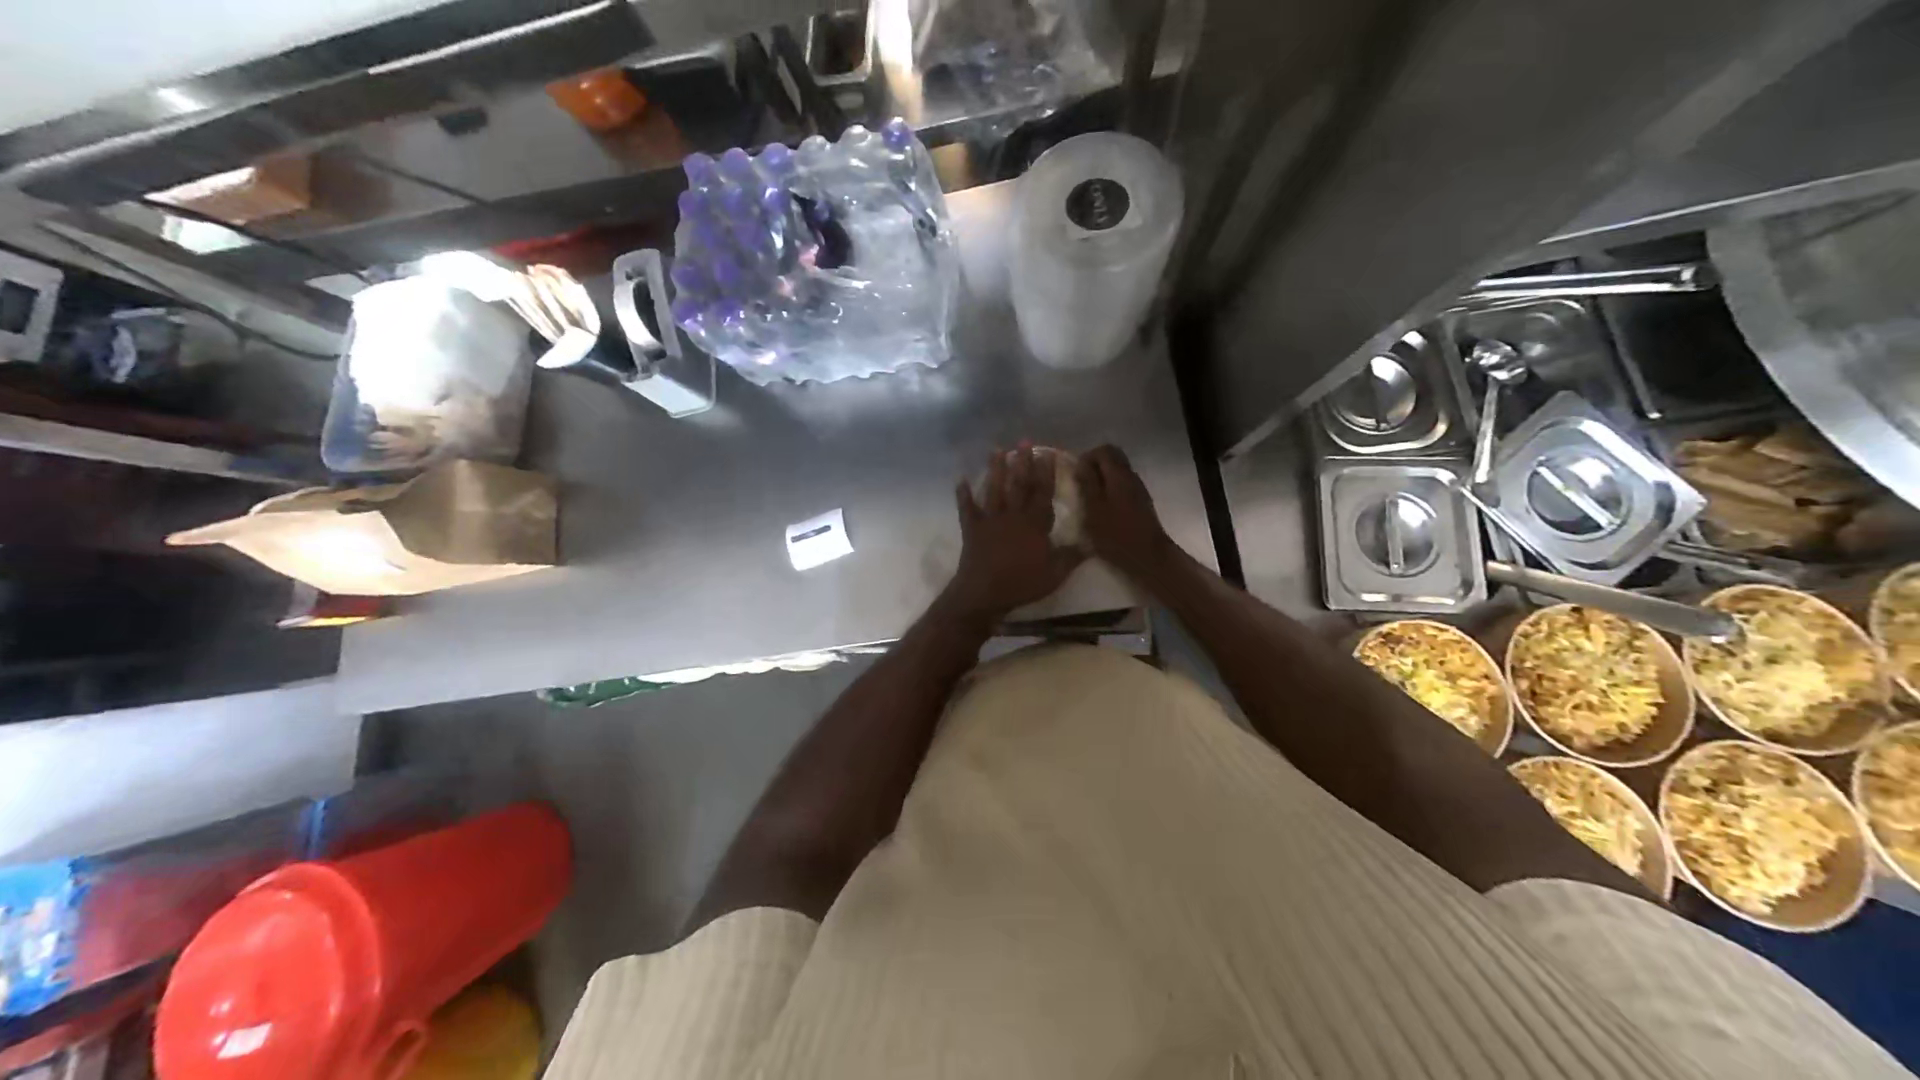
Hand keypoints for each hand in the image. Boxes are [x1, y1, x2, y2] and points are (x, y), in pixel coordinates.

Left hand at [943, 443, 1083, 621]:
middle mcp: (1012, 515)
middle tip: (1024, 440)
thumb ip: (1072, 556)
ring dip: (995, 469)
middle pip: (1019, 484)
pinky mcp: (972, 529)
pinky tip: (960, 480)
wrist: (985, 593)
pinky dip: (963, 495)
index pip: (1043, 492)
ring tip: (996, 450)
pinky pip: (966, 508)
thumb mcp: (1055, 574)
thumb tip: (1090, 542)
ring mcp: (990, 520)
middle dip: (1022, 461)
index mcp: (1034, 523)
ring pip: (994, 489)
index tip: (1048, 454)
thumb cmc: (1023, 583)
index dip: (1047, 473)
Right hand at [1077, 444, 1173, 579]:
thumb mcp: (1093, 508)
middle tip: (1080, 486)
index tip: (1075, 475)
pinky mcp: (1141, 504)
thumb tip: (1080, 463)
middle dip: (1094, 468)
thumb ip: (1086, 483)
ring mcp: (1138, 490)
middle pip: (1113, 459)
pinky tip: (1102, 511)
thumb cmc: (1116, 534)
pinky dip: (1110, 492)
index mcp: (1119, 474)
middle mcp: (1131, 476)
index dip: (1087, 458)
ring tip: (1087, 501)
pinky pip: (1122, 488)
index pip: (1104, 450)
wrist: (1148, 557)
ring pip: (1117, 474)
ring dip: (1101, 481)